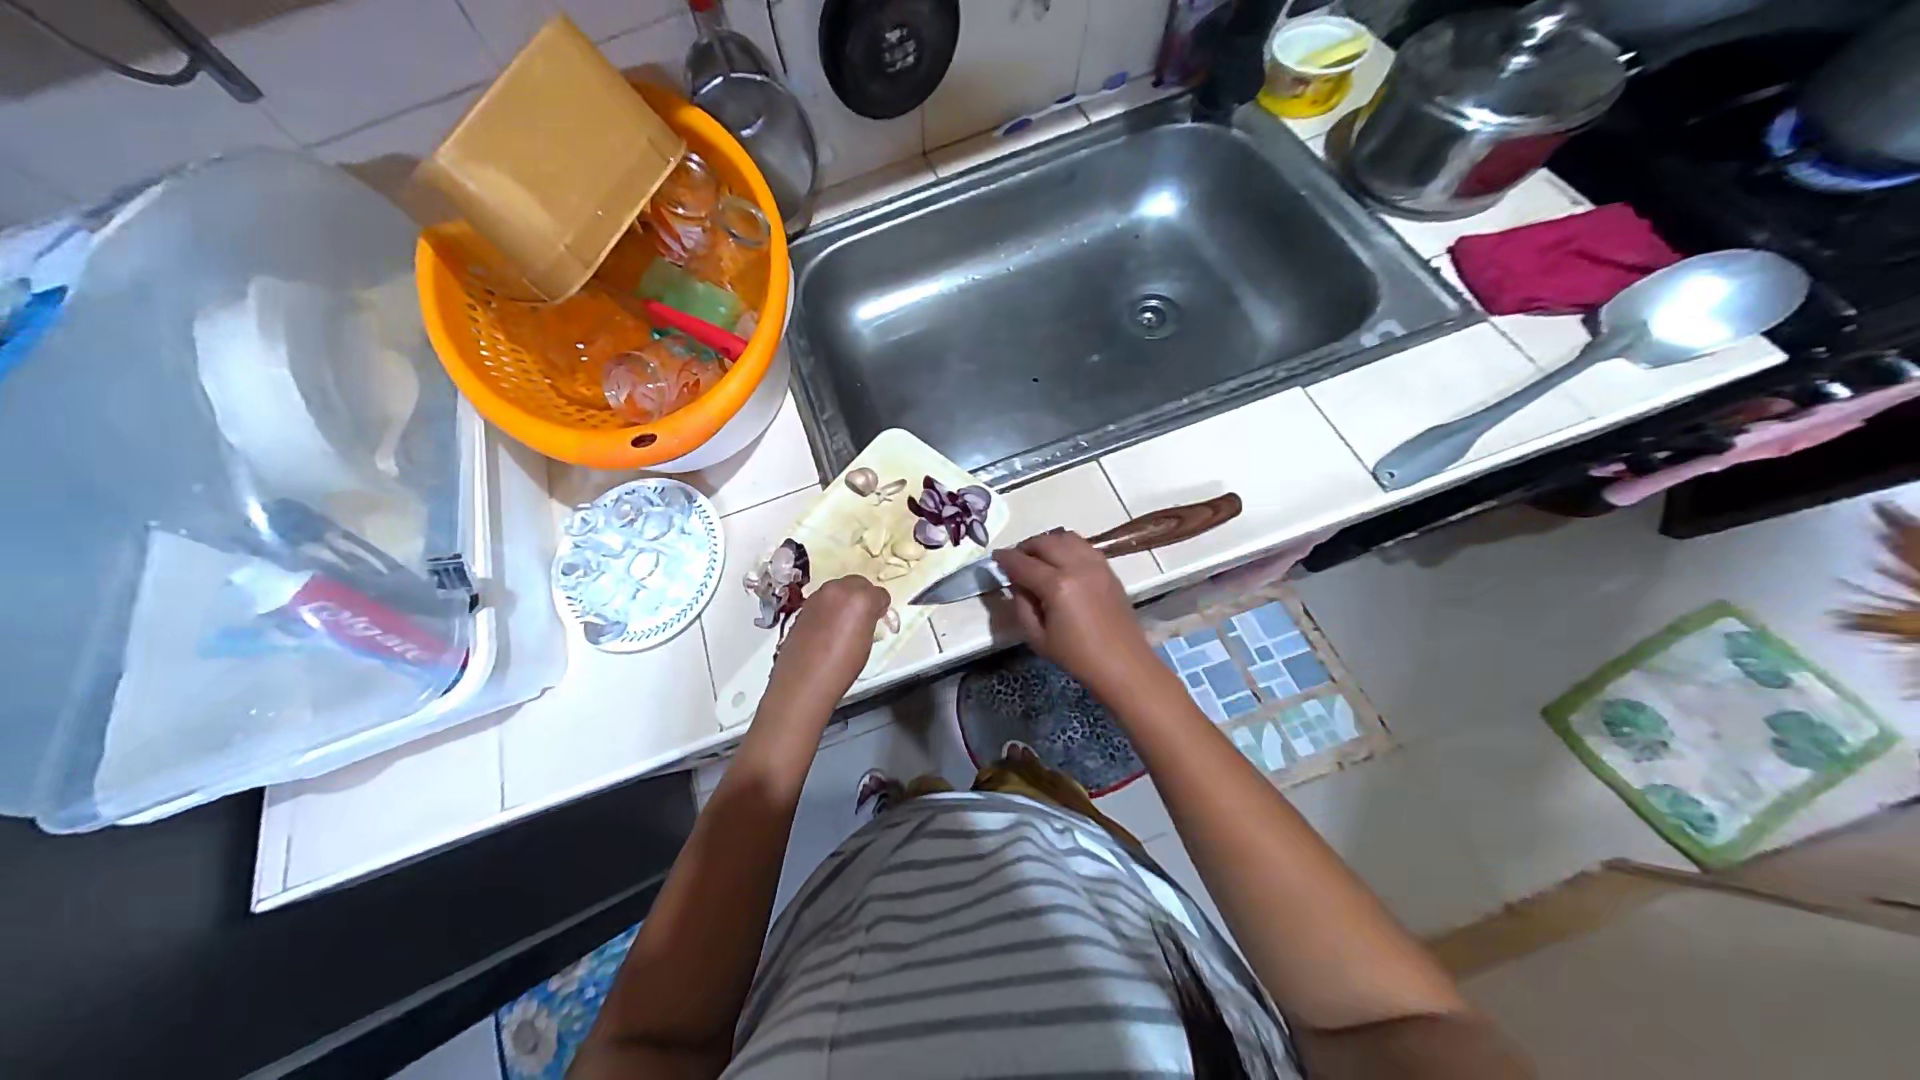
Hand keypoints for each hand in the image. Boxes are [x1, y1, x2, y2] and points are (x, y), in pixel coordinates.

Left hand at [764, 575, 890, 715]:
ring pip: (838, 588)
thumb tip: (867, 616)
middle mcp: (838, 590)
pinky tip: (827, 627)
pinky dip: (829, 607)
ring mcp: (818, 596)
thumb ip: (869, 620)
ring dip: (845, 600)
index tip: (879, 618)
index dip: (881, 607)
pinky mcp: (804, 606)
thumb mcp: (866, 642)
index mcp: (860, 598)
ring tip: (844, 623)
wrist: (803, 681)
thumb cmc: (842, 666)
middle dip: (863, 596)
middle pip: (858, 583)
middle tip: (863, 618)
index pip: (879, 593)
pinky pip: (823, 599)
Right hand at [995, 530, 1158, 695]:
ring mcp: (1097, 564)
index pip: (1024, 563)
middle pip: (1045, 542)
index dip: (1006, 559)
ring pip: (1066, 537)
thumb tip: (1018, 583)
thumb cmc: (1077, 656)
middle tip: (1016, 560)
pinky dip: (1067, 546)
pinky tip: (1061, 561)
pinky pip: (1083, 545)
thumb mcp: (1037, 637)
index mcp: (1058, 586)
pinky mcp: (1108, 569)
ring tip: (1038, 558)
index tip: (995, 557)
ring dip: (1047, 542)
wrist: (1123, 663)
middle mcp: (1078, 567)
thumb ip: (1021, 605)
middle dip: (1025, 547)